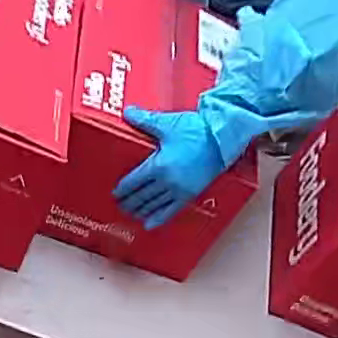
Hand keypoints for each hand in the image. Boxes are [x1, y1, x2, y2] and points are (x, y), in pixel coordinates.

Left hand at [114, 107, 228, 229]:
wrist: (221, 140)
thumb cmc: (195, 130)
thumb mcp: (168, 123)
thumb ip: (146, 120)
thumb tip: (127, 112)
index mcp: (158, 165)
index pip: (134, 181)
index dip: (123, 189)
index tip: (116, 194)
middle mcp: (166, 182)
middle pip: (142, 196)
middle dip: (130, 202)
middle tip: (120, 206)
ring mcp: (177, 191)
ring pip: (154, 205)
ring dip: (141, 211)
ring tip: (132, 214)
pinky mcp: (188, 196)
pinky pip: (170, 212)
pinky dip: (158, 219)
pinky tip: (149, 225)